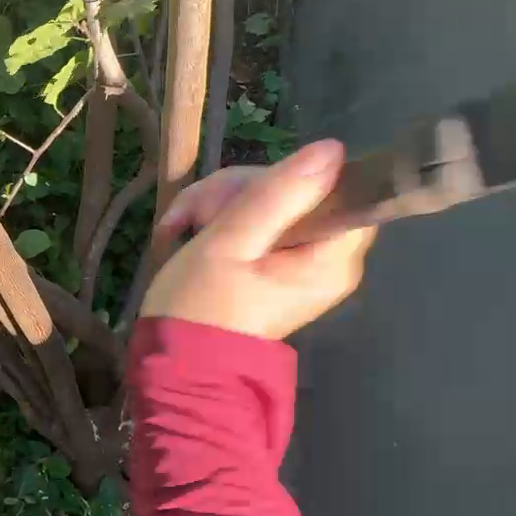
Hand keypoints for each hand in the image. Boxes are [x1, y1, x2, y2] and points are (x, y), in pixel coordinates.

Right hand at [138, 139, 376, 339]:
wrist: (176, 367)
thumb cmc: (198, 307)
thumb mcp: (228, 244)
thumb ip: (277, 195)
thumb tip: (333, 149)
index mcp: (329, 259)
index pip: (339, 188)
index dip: (292, 178)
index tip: (245, 192)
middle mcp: (328, 261)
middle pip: (301, 193)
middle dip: (241, 192)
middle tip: (193, 214)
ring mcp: (301, 266)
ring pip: (274, 205)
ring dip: (222, 204)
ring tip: (180, 225)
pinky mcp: (275, 269)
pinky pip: (261, 227)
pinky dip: (223, 222)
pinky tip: (188, 231)